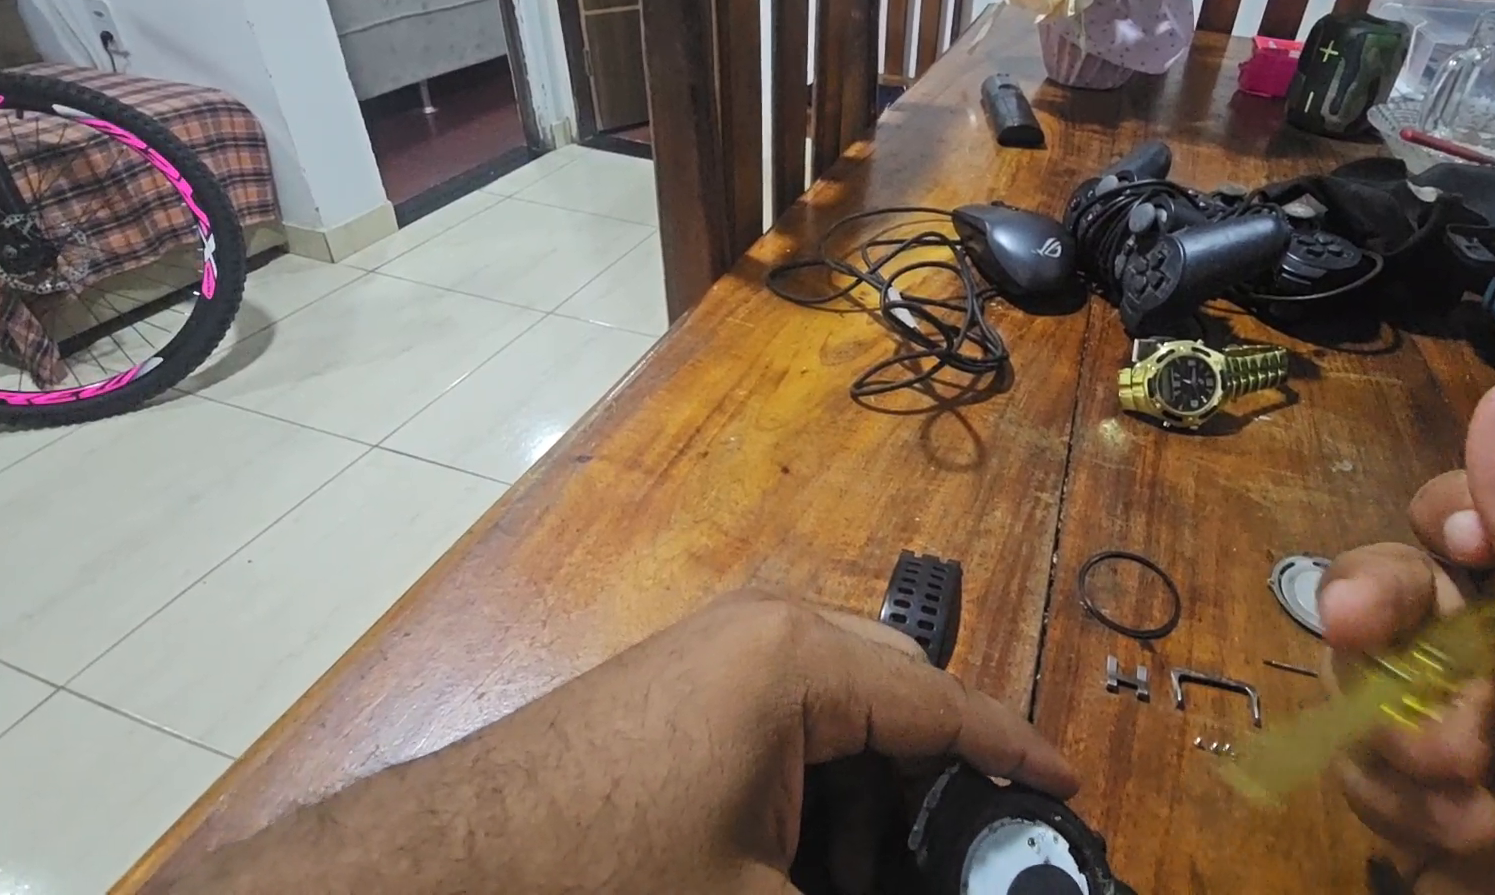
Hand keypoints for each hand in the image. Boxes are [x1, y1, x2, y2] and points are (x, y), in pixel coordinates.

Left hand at [173, 590, 1074, 894]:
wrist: (427, 873)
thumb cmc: (604, 876)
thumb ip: (855, 892)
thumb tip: (893, 879)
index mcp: (795, 656)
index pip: (935, 697)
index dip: (1009, 742)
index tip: (1066, 780)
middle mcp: (762, 627)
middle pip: (891, 681)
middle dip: (941, 752)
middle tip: (981, 826)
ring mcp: (715, 647)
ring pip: (837, 694)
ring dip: (875, 764)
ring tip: (892, 847)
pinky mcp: (681, 681)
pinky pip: (784, 709)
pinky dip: (819, 765)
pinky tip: (812, 834)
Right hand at [1320, 381, 1494, 893]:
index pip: (1468, 520)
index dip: (1446, 517)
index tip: (1459, 543)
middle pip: (1386, 581)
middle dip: (1372, 604)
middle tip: (1365, 627)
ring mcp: (1443, 722)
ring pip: (1353, 666)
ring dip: (1395, 725)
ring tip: (1462, 788)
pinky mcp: (1405, 790)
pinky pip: (1348, 754)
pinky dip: (1390, 791)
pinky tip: (1456, 832)